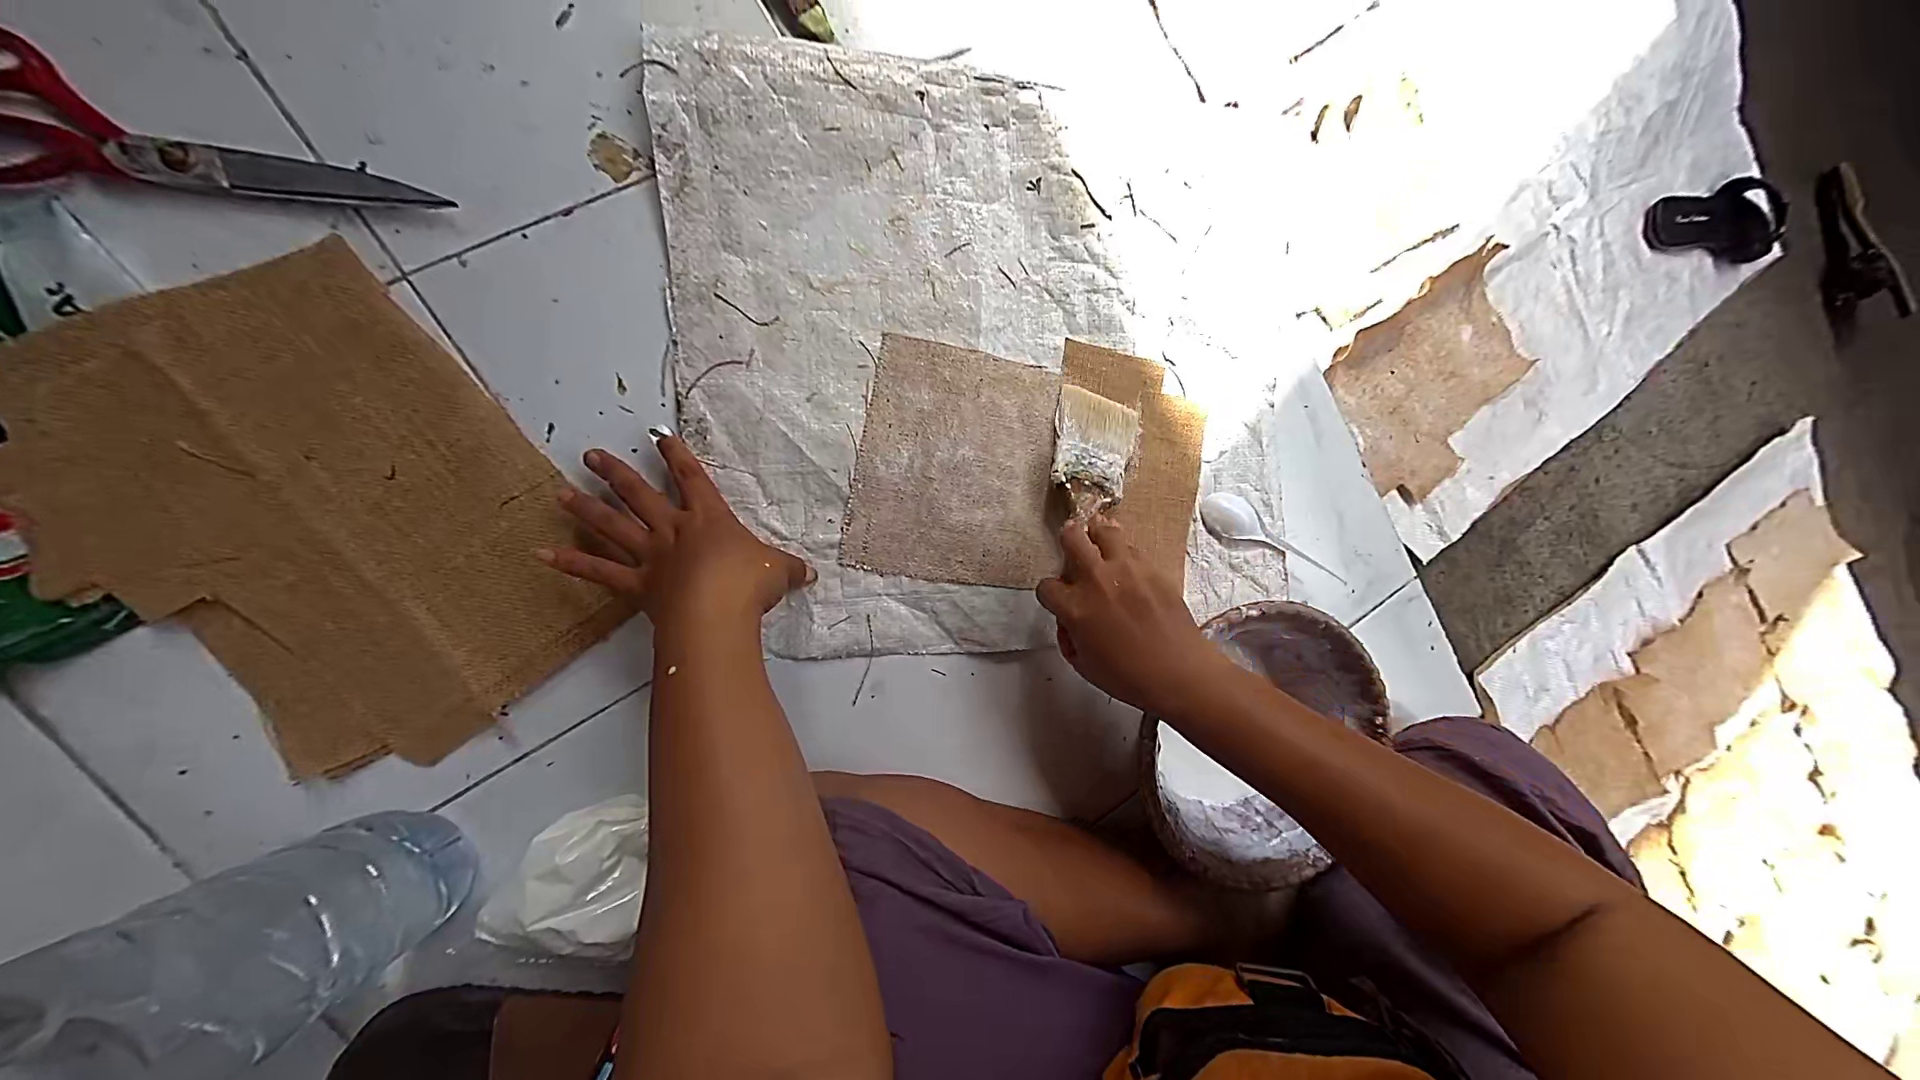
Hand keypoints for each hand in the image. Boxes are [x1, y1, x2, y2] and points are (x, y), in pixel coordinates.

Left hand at [539, 432, 812, 628]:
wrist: (717, 613)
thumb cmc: (748, 585)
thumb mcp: (780, 571)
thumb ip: (790, 569)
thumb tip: (812, 575)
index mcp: (709, 519)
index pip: (692, 479)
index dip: (677, 456)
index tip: (659, 436)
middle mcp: (675, 530)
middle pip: (640, 495)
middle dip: (616, 473)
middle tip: (591, 455)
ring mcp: (652, 556)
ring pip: (613, 526)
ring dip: (586, 509)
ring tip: (561, 493)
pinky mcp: (637, 584)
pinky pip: (599, 571)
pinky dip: (572, 563)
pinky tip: (544, 554)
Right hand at [1036, 516, 1239, 717]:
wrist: (1178, 671)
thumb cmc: (1129, 676)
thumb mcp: (1083, 664)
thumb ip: (1069, 636)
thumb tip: (1069, 621)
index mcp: (1074, 606)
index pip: (1047, 586)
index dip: (1049, 593)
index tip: (1058, 598)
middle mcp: (1096, 580)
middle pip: (1071, 537)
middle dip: (1067, 539)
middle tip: (1071, 546)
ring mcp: (1125, 569)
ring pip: (1104, 530)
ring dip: (1096, 534)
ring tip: (1098, 542)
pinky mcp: (1151, 568)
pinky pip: (1131, 547)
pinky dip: (1124, 551)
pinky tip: (1126, 565)